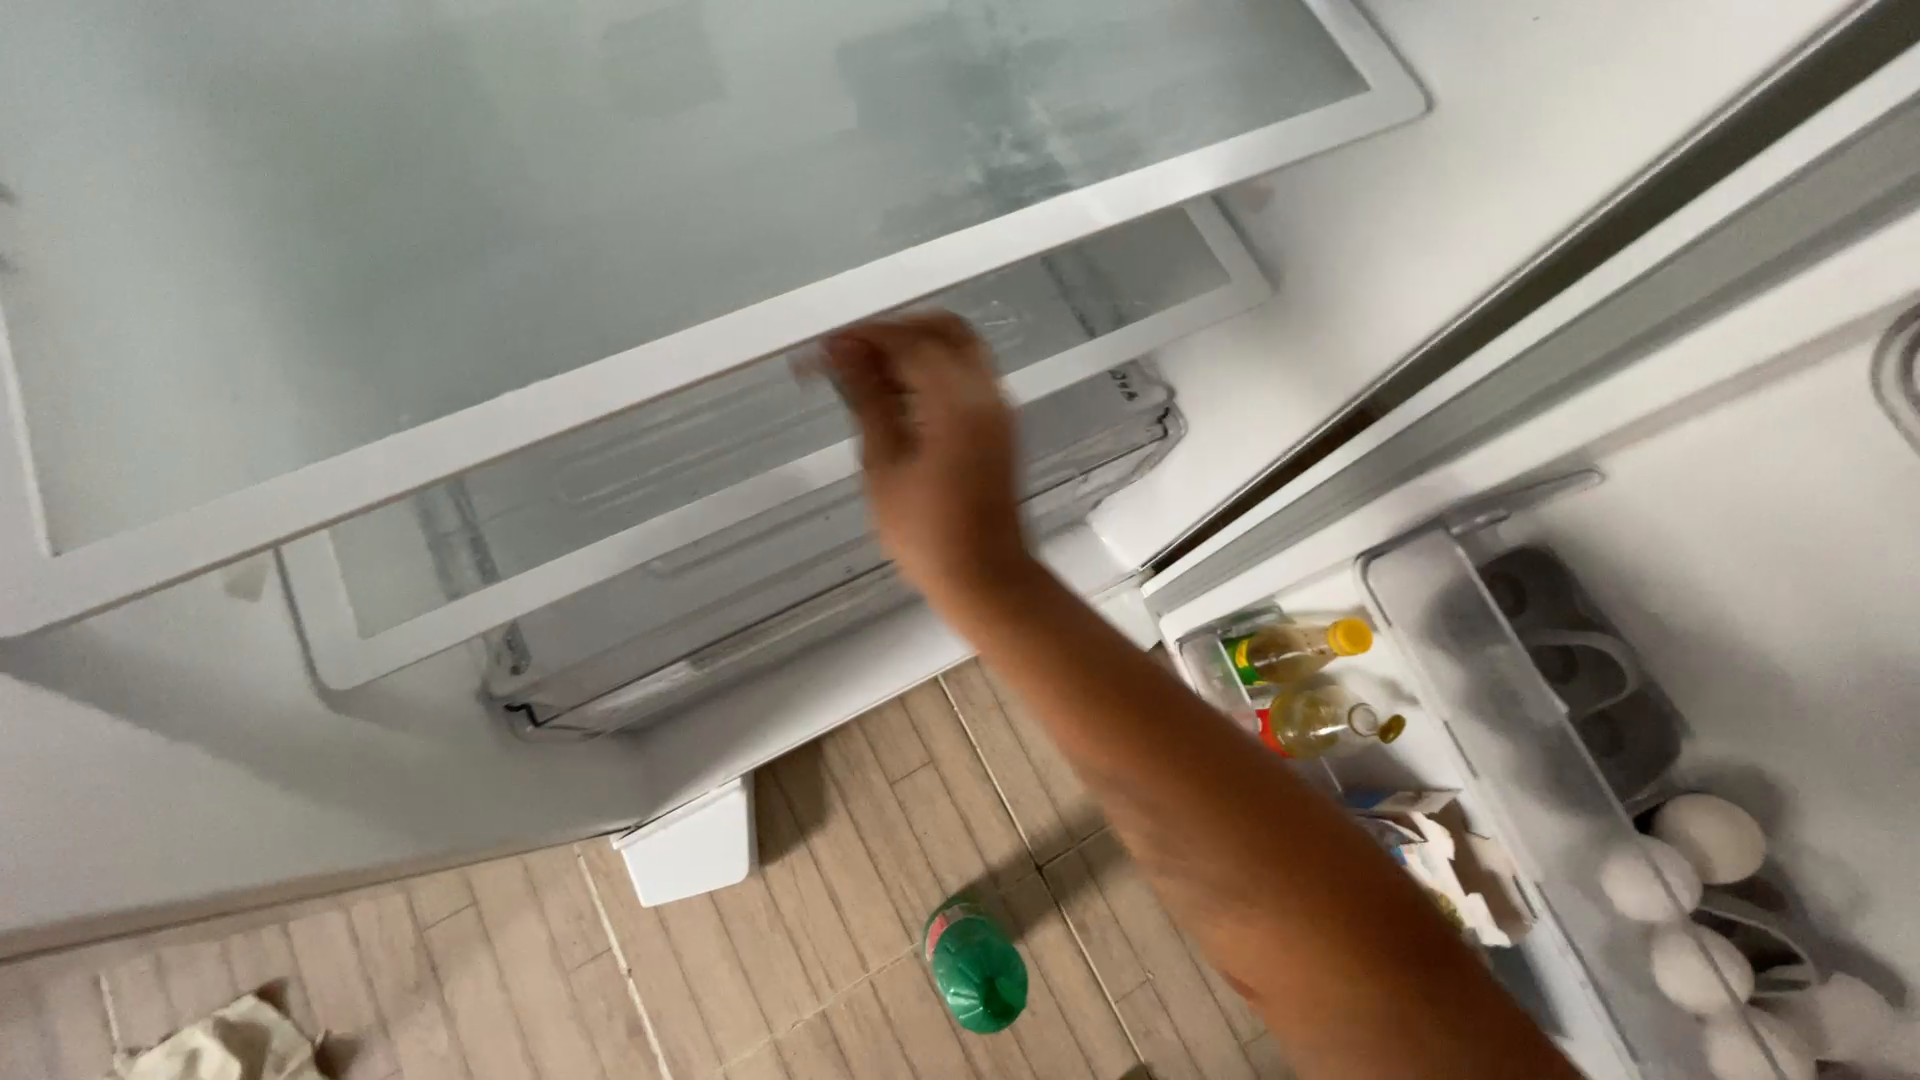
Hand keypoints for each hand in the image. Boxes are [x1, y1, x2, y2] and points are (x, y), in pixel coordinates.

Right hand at [824, 312, 1034, 602]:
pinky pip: (968, 375)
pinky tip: (899, 399)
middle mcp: (986, 393)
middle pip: (944, 329)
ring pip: (959, 349)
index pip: (910, 342)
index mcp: (957, 402)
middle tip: (853, 358)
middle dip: (895, 333)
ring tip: (870, 379)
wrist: (985, 575)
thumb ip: (867, 399)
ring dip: (916, 350)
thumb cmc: (925, 532)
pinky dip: (934, 372)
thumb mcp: (884, 464)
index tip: (827, 349)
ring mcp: (998, 408)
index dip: (865, 337)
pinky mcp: (999, 425)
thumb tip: (843, 352)